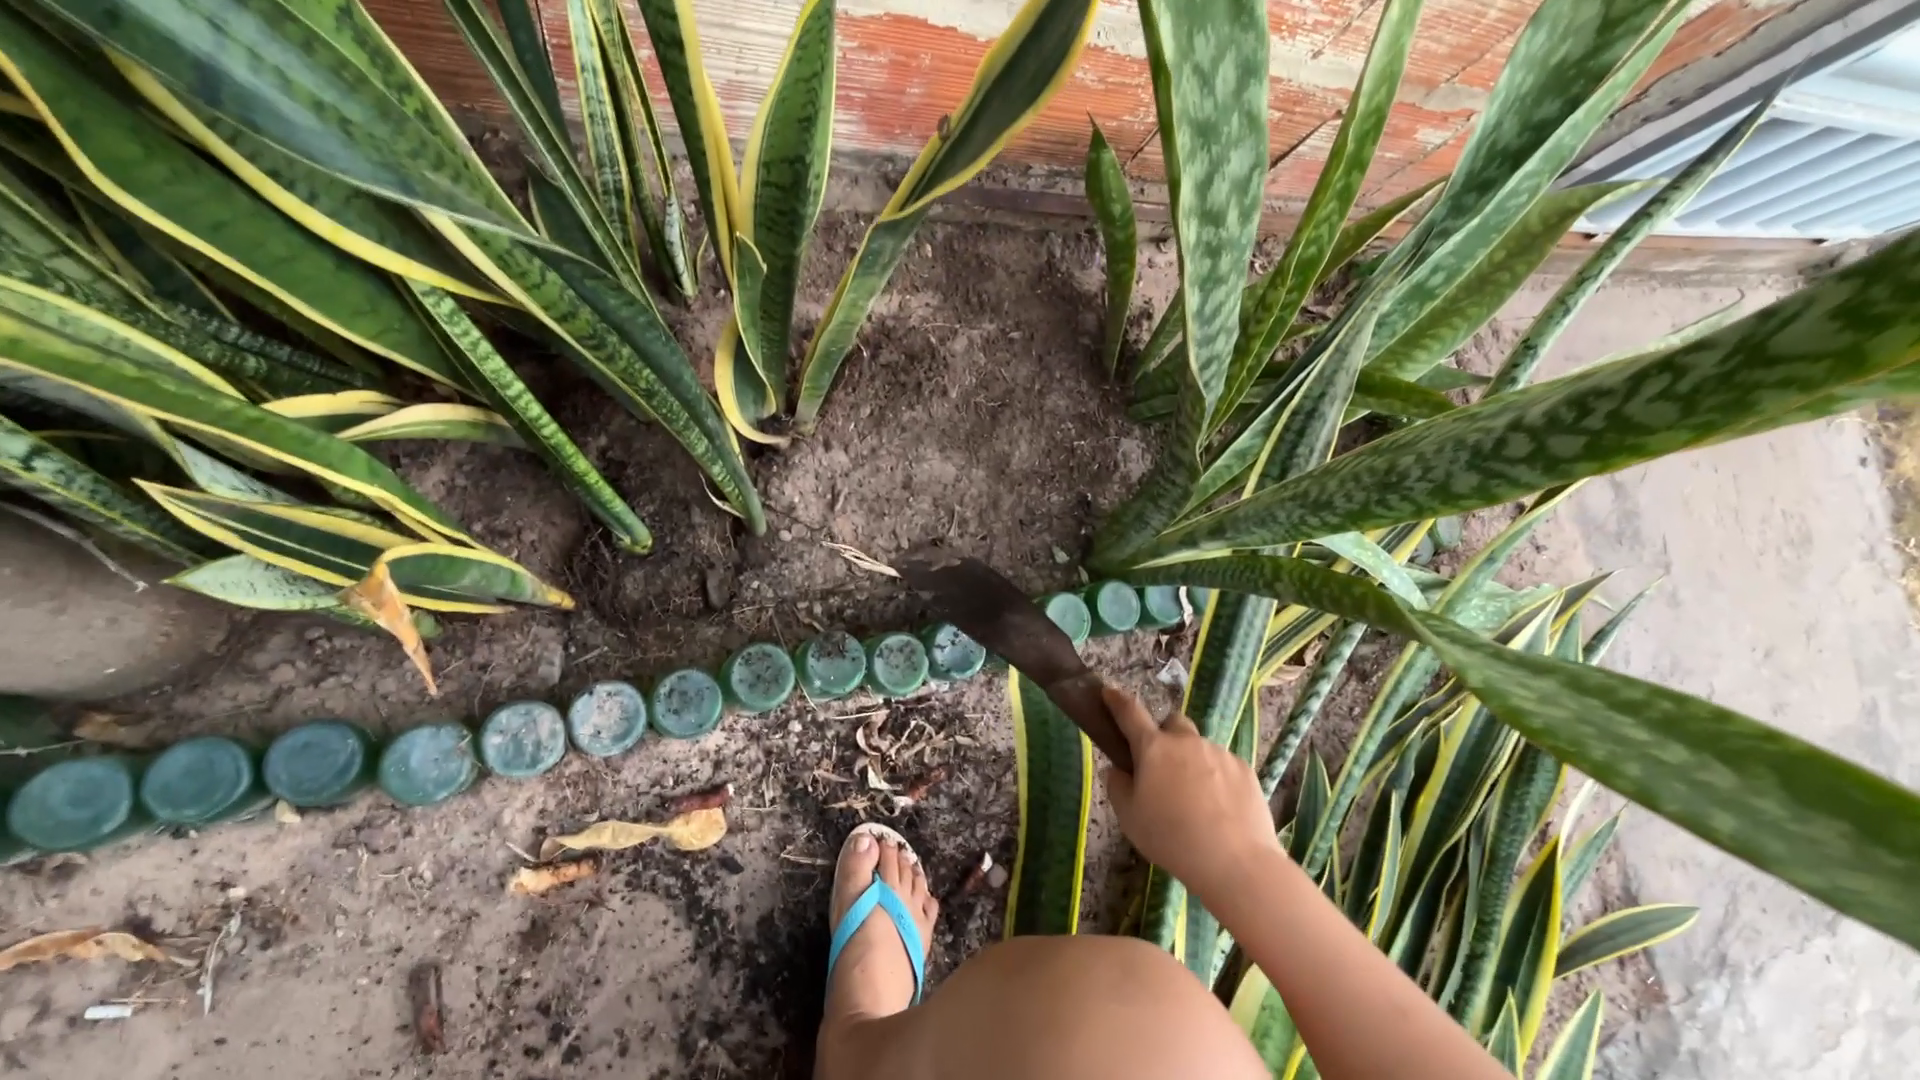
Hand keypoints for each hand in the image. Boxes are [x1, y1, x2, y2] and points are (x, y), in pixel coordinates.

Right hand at [1100, 683, 1282, 903]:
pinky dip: (1216, 779)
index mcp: (1153, 749)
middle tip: (1162, 767)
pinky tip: (1219, 811)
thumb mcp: (1129, 818)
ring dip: (1192, 762)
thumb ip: (1118, 787)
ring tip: (1195, 802)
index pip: (1130, 713)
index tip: (1109, 692)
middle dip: (1164, 735)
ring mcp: (1219, 753)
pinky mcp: (1244, 769)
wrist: (1235, 861)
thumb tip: (1120, 770)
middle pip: (1172, 723)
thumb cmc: (1171, 839)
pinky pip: (1223, 765)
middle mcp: (1187, 742)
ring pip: (1199, 747)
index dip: (1116, 700)